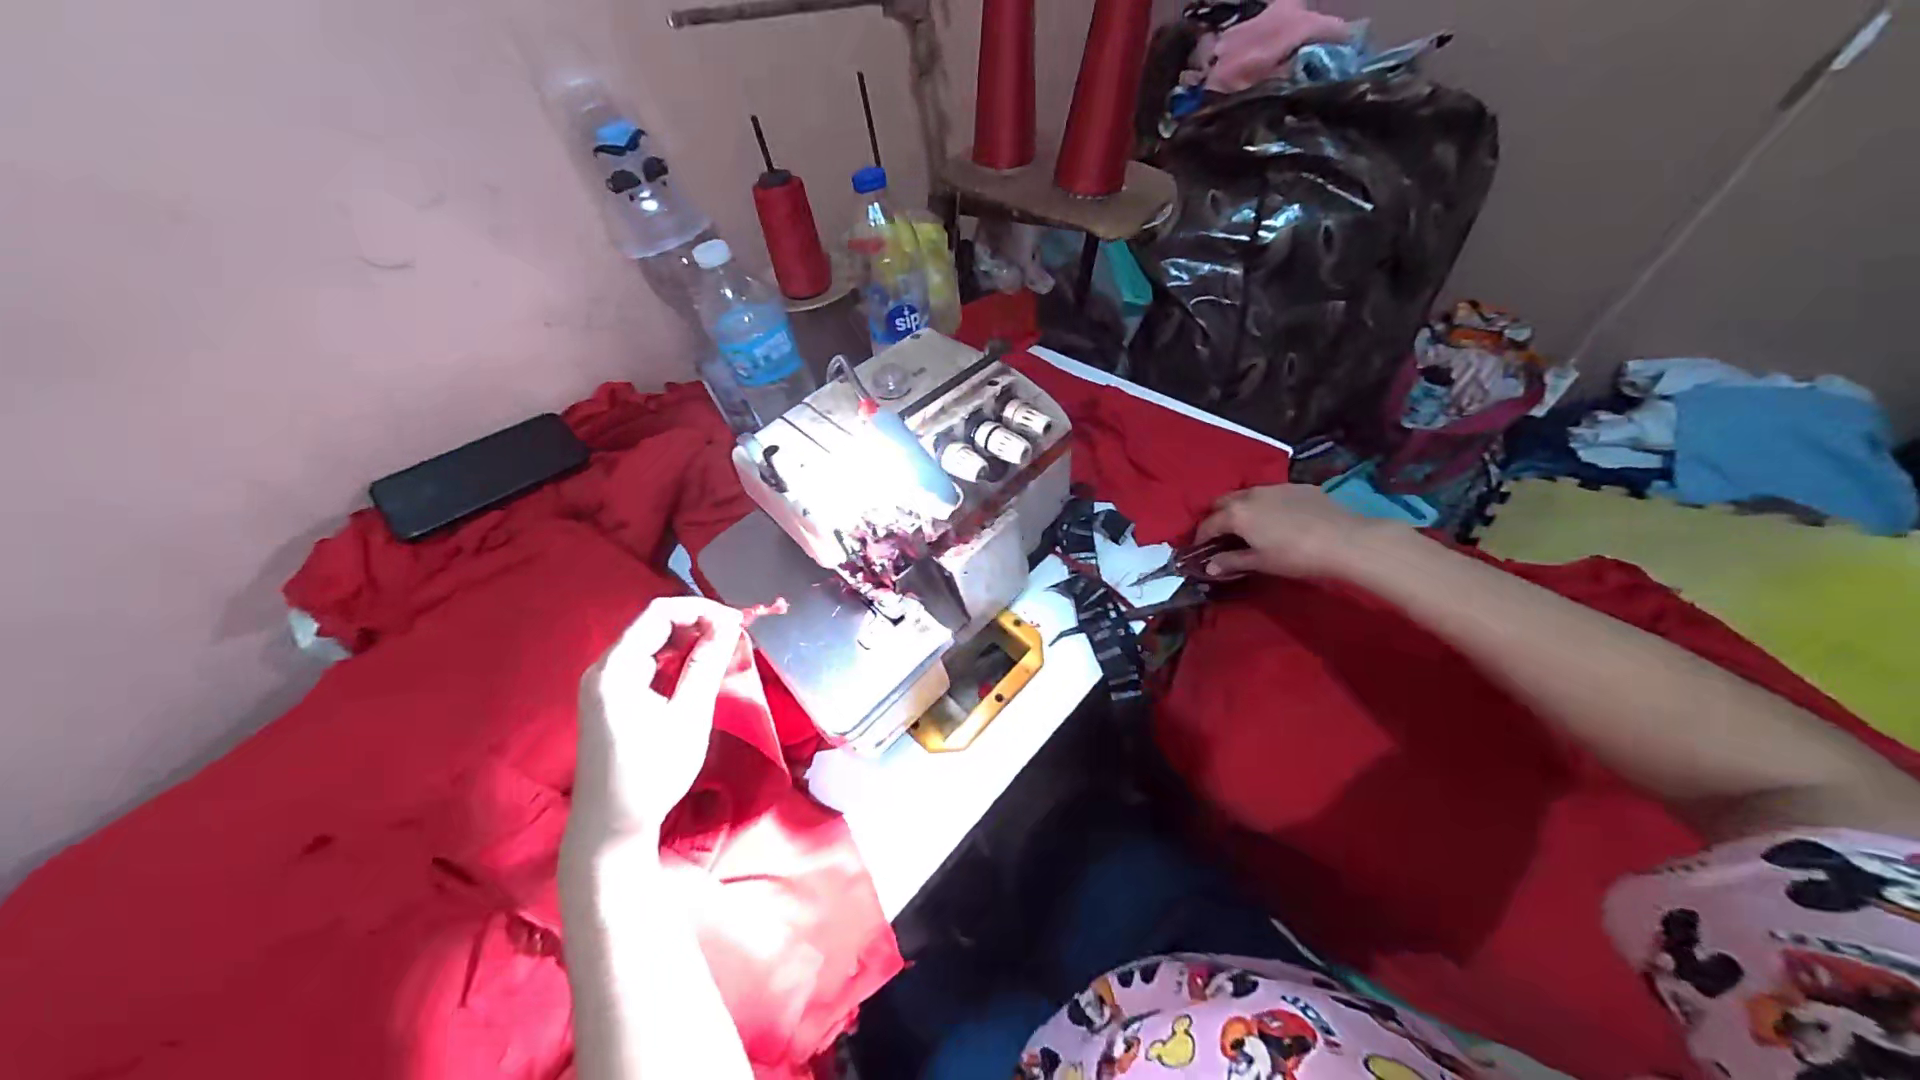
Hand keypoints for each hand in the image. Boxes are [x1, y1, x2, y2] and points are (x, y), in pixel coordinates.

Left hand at [570, 596, 744, 845]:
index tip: (736, 622)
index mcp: (614, 669)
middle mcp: (603, 668)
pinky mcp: (610, 699)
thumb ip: (706, 666)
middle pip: (653, 625)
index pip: (659, 613)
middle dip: (698, 624)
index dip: (701, 609)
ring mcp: (604, 684)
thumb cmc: (651, 773)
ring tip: (723, 654)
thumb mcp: (688, 717)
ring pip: (652, 644)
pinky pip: (646, 665)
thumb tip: (727, 625)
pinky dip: (675, 662)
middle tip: (735, 638)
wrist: (610, 827)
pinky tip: (698, 674)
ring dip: (689, 643)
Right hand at [1195, 484, 1399, 579]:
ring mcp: (1275, 487)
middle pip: (1222, 502)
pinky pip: (1271, 494)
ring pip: (1246, 495)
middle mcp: (1250, 494)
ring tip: (1248, 525)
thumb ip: (1231, 561)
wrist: (1345, 539)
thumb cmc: (1295, 556)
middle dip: (1216, 517)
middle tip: (1221, 535)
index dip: (1201, 538)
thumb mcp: (1260, 562)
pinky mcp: (1297, 487)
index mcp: (1236, 514)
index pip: (1208, 524)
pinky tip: (1278, 519)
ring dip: (1240, 508)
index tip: (1201, 550)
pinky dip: (1264, 504)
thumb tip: (1209, 566)